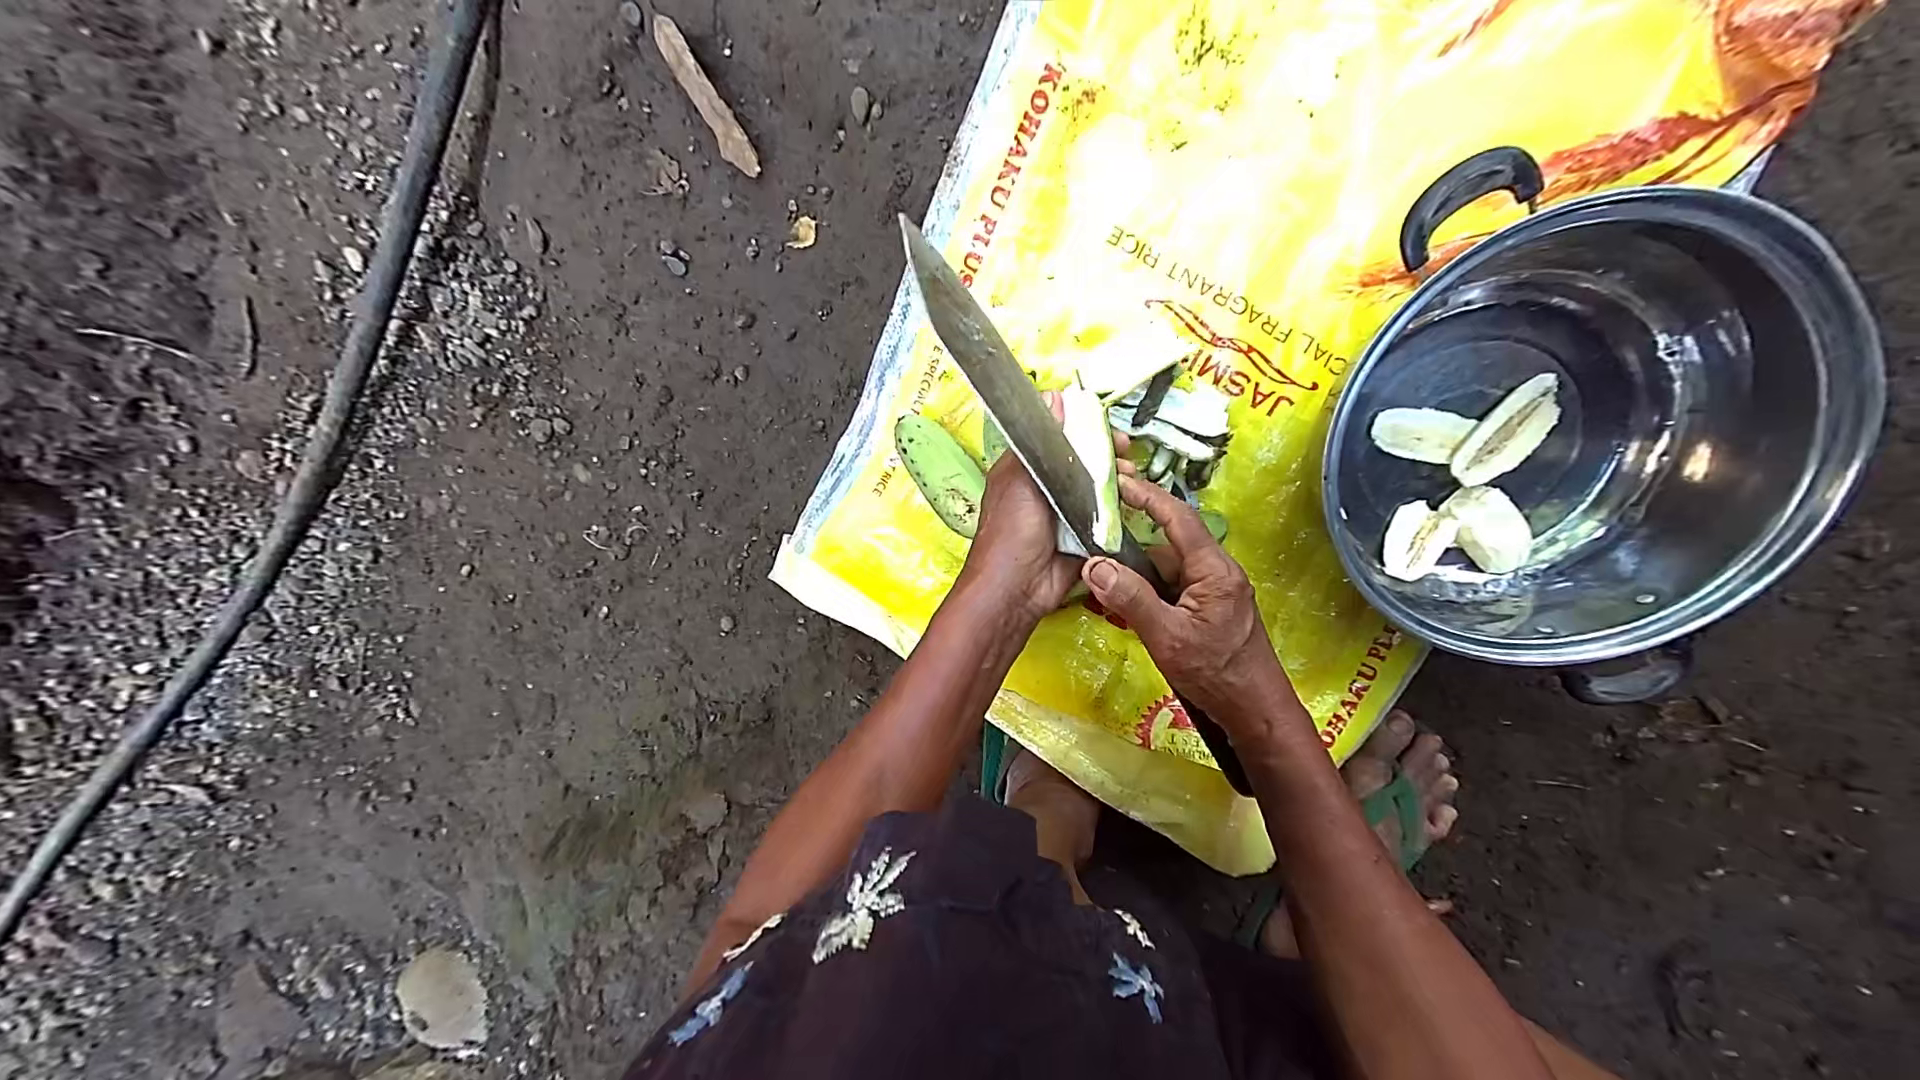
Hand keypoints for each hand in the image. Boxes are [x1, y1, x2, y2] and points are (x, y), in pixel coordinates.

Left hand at [957, 393, 1133, 624]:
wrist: (1016, 587)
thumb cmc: (1011, 530)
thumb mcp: (1021, 478)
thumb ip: (1039, 441)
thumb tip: (1053, 396)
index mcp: (1024, 471)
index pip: (1057, 441)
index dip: (1082, 430)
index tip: (1106, 427)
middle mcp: (1045, 491)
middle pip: (1082, 464)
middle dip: (1106, 456)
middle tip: (1125, 453)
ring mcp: (1064, 516)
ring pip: (1096, 491)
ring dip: (1116, 482)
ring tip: (1130, 476)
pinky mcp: (1082, 539)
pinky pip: (1104, 520)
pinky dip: (1118, 511)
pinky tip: (1132, 501)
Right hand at [1079, 475, 1301, 739]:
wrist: (1254, 711)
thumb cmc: (1217, 673)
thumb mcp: (1167, 636)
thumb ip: (1130, 598)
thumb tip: (1094, 566)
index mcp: (1214, 569)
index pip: (1178, 518)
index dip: (1147, 496)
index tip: (1117, 482)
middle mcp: (1215, 572)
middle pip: (1164, 547)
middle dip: (1128, 553)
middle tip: (1093, 559)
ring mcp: (1211, 592)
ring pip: (1163, 572)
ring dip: (1134, 581)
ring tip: (1103, 596)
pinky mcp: (1206, 610)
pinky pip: (1169, 591)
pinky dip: (1145, 598)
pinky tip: (1125, 614)